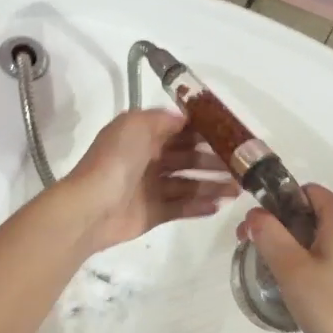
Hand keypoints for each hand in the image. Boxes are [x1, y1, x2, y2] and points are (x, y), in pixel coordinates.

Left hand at [59, 109, 238, 252]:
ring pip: (188, 184)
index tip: (229, 135)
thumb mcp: (135, 125)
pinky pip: (181, 208)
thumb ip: (161, 119)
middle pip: (187, 158)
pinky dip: (199, 206)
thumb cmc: (115, 161)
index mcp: (142, 137)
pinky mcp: (153, 214)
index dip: (203, 132)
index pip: (178, 131)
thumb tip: (184, 119)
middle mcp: (147, 160)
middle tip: (240, 166)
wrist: (92, 207)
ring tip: (236, 189)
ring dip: (212, 184)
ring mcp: (150, 188)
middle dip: (213, 160)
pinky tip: (218, 205)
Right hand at [236, 184, 332, 332]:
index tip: (258, 229)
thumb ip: (269, 235)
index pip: (307, 191)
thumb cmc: (330, 304)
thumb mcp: (291, 269)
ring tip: (276, 269)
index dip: (279, 203)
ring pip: (322, 233)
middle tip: (259, 250)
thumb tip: (254, 215)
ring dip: (296, 243)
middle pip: (313, 211)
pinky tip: (300, 282)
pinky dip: (313, 257)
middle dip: (283, 225)